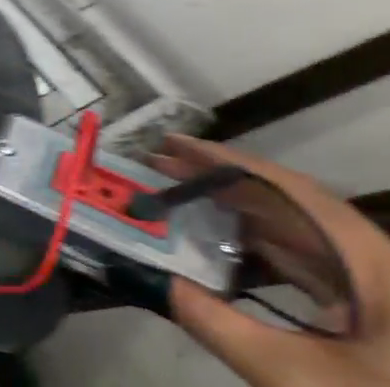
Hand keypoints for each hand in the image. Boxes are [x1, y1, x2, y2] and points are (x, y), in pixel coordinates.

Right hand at [154, 136, 389, 385]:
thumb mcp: (290, 372)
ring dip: (240, 217)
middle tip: (158, 168)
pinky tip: (223, 249)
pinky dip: (264, 250)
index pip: (294, 192)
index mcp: (376, 267)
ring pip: (305, 237)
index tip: (169, 143)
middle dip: (225, 186)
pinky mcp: (381, 315)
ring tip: (179, 200)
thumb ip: (211, 319)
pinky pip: (315, 266)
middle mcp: (383, 267)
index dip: (229, 162)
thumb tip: (142, 276)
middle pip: (297, 209)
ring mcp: (384, 291)